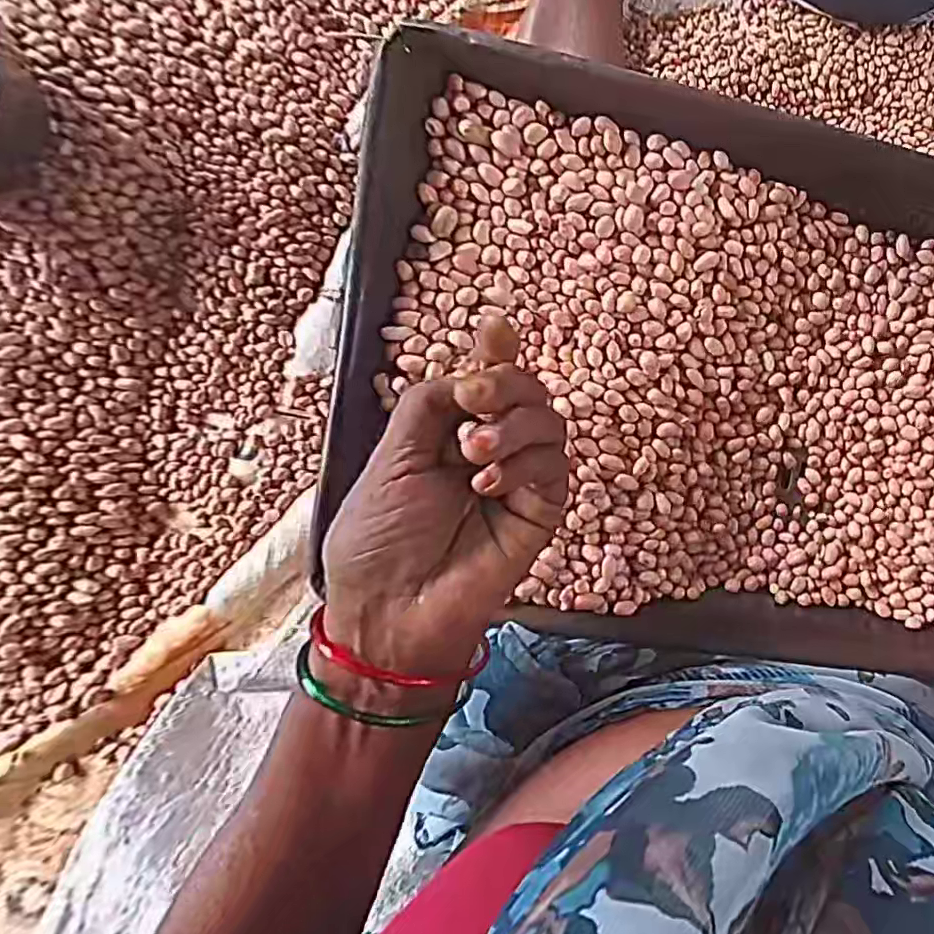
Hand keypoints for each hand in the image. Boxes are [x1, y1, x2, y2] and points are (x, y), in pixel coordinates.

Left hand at [322, 318, 567, 674]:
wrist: (391, 607)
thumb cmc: (380, 537)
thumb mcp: (392, 456)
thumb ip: (431, 403)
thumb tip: (474, 366)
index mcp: (454, 433)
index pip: (487, 382)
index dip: (497, 352)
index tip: (495, 326)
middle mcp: (494, 448)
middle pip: (527, 393)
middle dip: (505, 384)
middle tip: (474, 398)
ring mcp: (522, 478)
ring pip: (548, 423)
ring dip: (513, 426)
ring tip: (472, 453)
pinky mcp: (543, 509)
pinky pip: (554, 466)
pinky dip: (524, 464)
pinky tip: (487, 484)